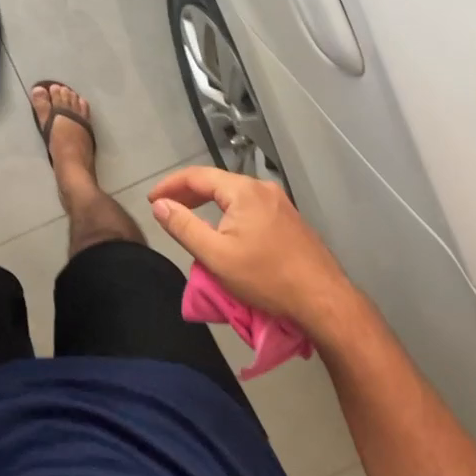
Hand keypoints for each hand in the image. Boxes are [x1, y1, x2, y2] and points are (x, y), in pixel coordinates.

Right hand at [149, 166, 351, 329]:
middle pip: (217, 182)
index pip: (197, 176)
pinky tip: (226, 230)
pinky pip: (250, 207)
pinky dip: (229, 212)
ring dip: (209, 203)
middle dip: (188, 193)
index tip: (151, 200)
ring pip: (235, 195)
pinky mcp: (290, 220)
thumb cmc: (266, 277)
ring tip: (191, 218)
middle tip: (166, 208)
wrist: (323, 300)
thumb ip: (184, 227)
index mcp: (243, 191)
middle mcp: (263, 189)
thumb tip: (160, 205)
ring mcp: (280, 204)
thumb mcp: (216, 256)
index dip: (170, 185)